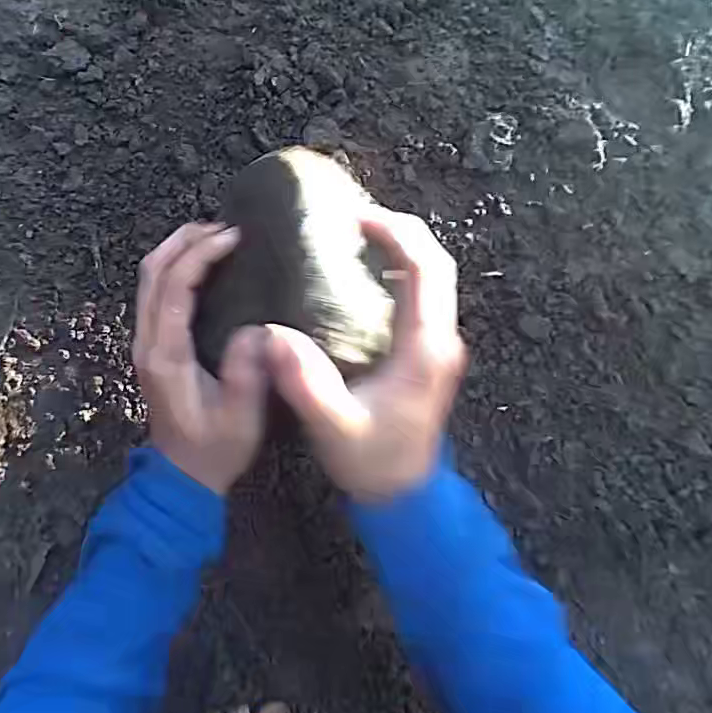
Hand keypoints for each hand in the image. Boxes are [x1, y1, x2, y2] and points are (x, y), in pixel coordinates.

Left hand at [135, 223, 271, 495]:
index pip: (174, 288)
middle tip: (223, 225)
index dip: (200, 255)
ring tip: (214, 234)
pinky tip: (202, 262)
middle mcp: (147, 340)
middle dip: (184, 240)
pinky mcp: (152, 342)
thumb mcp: (240, 417)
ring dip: (176, 249)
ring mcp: (145, 340)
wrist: (180, 474)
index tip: (233, 236)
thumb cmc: (214, 448)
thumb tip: (256, 328)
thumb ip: (246, 372)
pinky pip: (154, 290)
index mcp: (166, 354)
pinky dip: (175, 265)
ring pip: (148, 277)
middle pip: (152, 272)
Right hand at [263, 207, 468, 502]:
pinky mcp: (424, 348)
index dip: (396, 235)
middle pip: (434, 262)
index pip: (426, 271)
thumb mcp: (333, 428)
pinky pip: (417, 289)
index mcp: (424, 349)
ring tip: (350, 233)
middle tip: (347, 218)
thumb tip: (272, 334)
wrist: (406, 494)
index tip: (355, 219)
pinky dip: (393, 266)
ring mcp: (435, 342)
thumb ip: (306, 384)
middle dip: (396, 229)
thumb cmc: (373, 462)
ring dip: (397, 244)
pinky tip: (357, 269)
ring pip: (429, 273)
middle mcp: (439, 338)